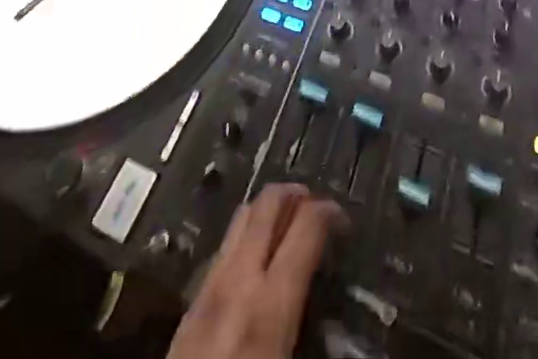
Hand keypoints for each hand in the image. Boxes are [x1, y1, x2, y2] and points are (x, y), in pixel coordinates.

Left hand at [166, 184, 345, 358]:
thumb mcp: (288, 358)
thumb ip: (315, 336)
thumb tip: (338, 329)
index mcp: (271, 303)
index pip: (302, 233)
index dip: (326, 214)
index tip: (343, 217)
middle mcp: (238, 279)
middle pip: (264, 210)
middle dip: (292, 195)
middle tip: (315, 200)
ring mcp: (211, 283)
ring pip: (240, 221)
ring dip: (266, 210)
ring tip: (289, 218)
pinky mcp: (194, 297)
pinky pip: (225, 246)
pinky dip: (247, 233)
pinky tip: (258, 254)